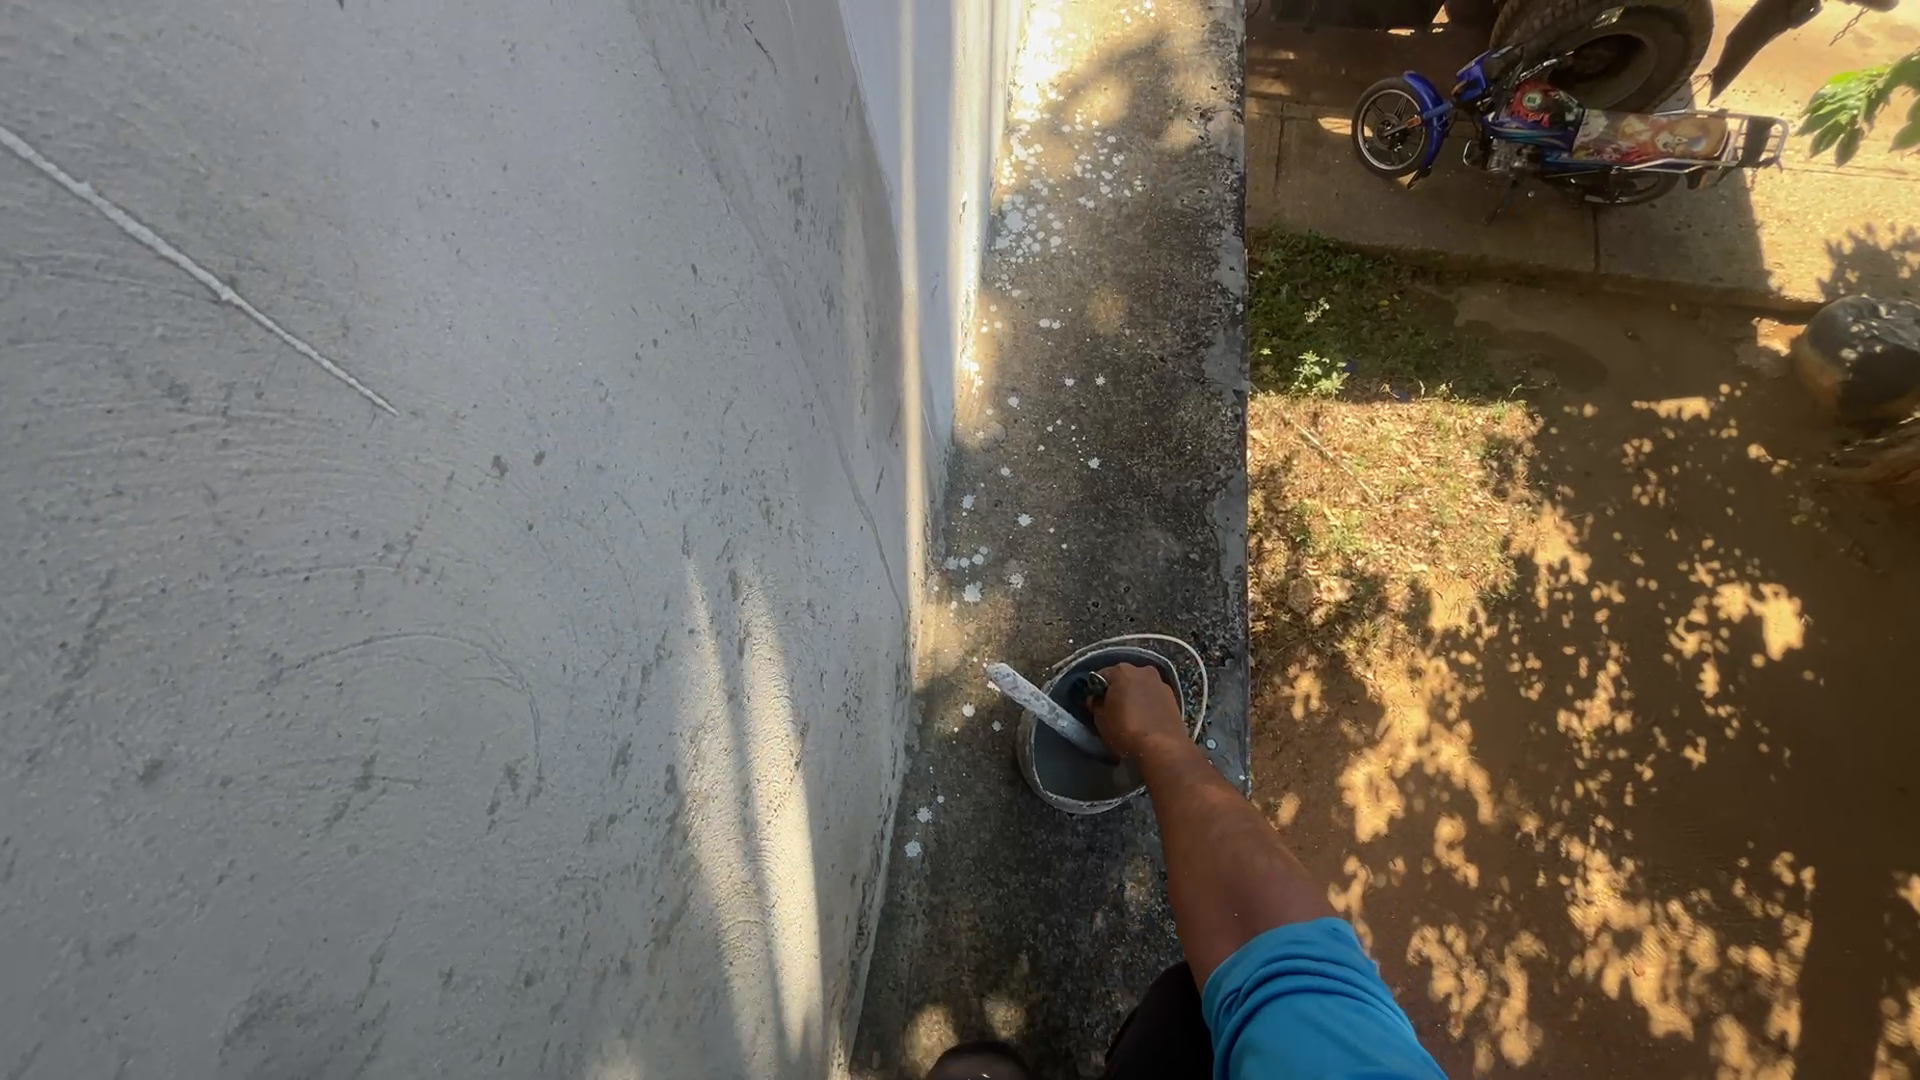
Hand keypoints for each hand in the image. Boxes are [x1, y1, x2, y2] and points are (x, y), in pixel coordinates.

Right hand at [1089, 663, 1186, 759]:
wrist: (1163, 748)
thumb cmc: (1125, 730)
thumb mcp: (1100, 719)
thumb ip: (1096, 704)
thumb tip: (1097, 699)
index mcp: (1122, 671)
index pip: (1101, 676)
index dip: (1096, 691)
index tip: (1095, 705)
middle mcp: (1143, 671)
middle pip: (1124, 679)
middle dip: (1118, 691)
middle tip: (1113, 710)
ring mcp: (1161, 683)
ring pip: (1141, 687)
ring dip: (1135, 697)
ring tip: (1132, 716)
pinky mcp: (1174, 699)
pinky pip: (1154, 698)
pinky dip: (1148, 705)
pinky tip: (1145, 720)